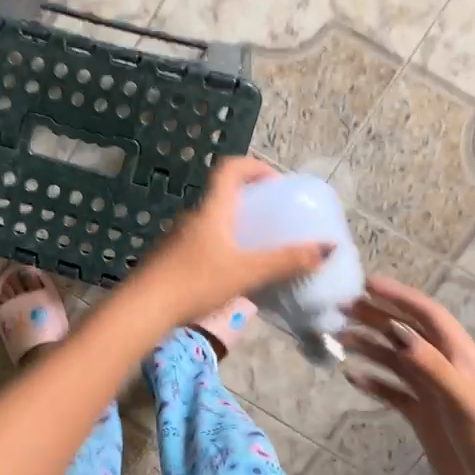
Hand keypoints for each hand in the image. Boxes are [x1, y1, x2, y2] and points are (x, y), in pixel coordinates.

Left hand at [127, 157, 331, 324]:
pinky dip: (222, 249)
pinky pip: (203, 244)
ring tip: (260, 251)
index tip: (277, 183)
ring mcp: (179, 238)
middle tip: (275, 221)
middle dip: (251, 203)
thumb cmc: (196, 282)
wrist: (145, 307)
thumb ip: (286, 260)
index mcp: (212, 210)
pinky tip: (234, 276)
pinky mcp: (171, 259)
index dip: (254, 166)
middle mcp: (193, 216)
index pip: (230, 169)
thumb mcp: (247, 272)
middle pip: (223, 196)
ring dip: (236, 229)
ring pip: (213, 223)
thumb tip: (328, 247)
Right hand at [338, 277, 474, 474]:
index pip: (428, 316)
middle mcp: (446, 369)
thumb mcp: (464, 400)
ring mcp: (434, 393)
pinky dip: (373, 382)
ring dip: (370, 346)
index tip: (366, 284)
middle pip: (407, 333)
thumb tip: (397, 330)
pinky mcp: (424, 417)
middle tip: (341, 309)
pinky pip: (393, 392)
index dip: (399, 297)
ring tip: (340, 338)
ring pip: (396, 360)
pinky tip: (352, 377)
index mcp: (462, 358)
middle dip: (376, 317)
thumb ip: (430, 364)